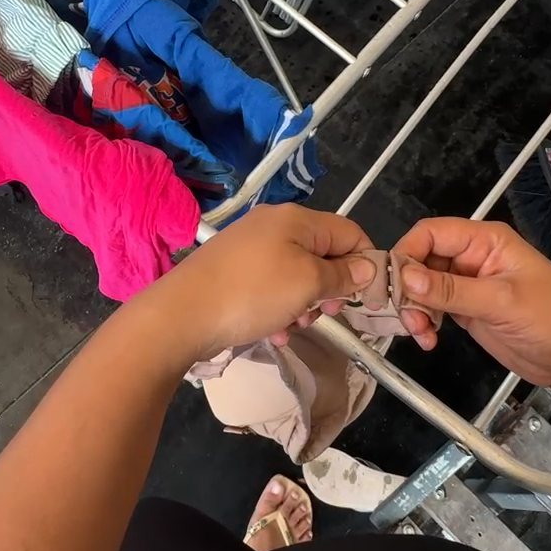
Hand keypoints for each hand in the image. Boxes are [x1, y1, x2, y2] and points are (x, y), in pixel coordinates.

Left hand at [132, 204, 379, 362]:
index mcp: (296, 218)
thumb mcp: (307, 284)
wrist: (182, 314)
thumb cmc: (253, 293)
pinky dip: (278, 307)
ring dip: (303, 303)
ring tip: (292, 327)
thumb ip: (342, 274)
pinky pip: (270, 286)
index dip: (365, 262)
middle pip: (322, 253)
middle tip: (325, 314)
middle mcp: (273, 224)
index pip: (349, 231)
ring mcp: (249, 246)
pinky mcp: (232, 269)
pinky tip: (272, 331)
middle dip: (330, 287)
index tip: (367, 297)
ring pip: (296, 273)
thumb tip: (367, 266)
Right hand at [391, 218, 550, 397]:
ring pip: (422, 286)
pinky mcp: (467, 310)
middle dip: (407, 287)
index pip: (431, 234)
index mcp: (484, 241)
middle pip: (421, 260)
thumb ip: (451, 290)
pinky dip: (424, 322)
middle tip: (406, 317)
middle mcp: (471, 257)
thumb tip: (404, 278)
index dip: (407, 253)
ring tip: (421, 333)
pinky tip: (429, 339)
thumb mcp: (502, 301)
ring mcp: (468, 284)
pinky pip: (433, 308)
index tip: (394, 284)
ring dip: (414, 309)